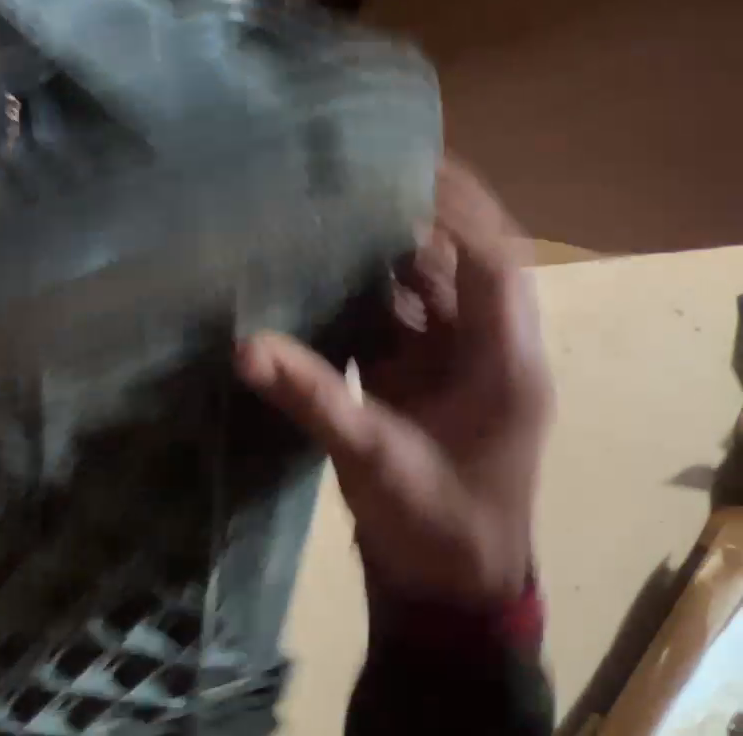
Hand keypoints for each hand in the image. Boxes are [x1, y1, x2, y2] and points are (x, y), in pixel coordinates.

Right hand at [235, 162, 552, 607]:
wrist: (445, 579)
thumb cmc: (435, 520)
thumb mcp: (375, 459)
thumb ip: (313, 398)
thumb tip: (241, 346)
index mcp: (503, 363)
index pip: (493, 265)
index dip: (458, 212)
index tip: (410, 166)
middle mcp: (481, 351)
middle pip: (455, 266)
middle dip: (409, 219)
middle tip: (347, 175)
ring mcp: (446, 364)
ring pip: (417, 289)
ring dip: (377, 253)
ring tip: (319, 210)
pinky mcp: (412, 377)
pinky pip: (386, 318)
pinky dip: (353, 292)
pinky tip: (307, 272)